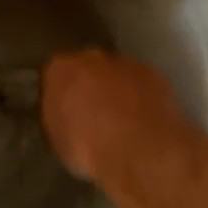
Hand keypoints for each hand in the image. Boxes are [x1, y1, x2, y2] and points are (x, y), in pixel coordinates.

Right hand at [41, 49, 194, 182]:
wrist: (139, 150)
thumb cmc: (86, 147)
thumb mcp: (55, 139)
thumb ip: (55, 117)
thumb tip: (62, 116)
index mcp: (59, 69)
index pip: (52, 74)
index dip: (57, 94)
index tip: (61, 112)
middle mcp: (92, 57)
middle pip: (85, 67)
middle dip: (86, 86)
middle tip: (88, 115)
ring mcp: (126, 63)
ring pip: (115, 74)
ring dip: (115, 91)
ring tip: (118, 122)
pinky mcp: (155, 75)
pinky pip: (140, 84)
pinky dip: (139, 97)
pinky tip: (140, 121)